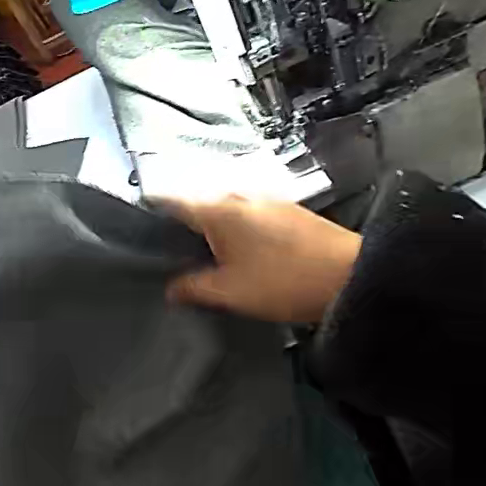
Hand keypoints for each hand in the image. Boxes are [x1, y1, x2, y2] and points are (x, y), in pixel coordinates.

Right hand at [155, 195, 362, 323]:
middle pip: (196, 202)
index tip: (137, 232)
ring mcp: (265, 199)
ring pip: (223, 208)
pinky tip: (234, 251)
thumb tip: (171, 288)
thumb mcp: (230, 292)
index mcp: (217, 208)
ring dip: (209, 227)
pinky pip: (246, 213)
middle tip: (165, 251)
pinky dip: (233, 228)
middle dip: (180, 224)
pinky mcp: (286, 209)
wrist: (348, 275)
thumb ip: (194, 287)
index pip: (170, 199)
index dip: (150, 213)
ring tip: (198, 255)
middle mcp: (238, 194)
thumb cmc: (284, 281)